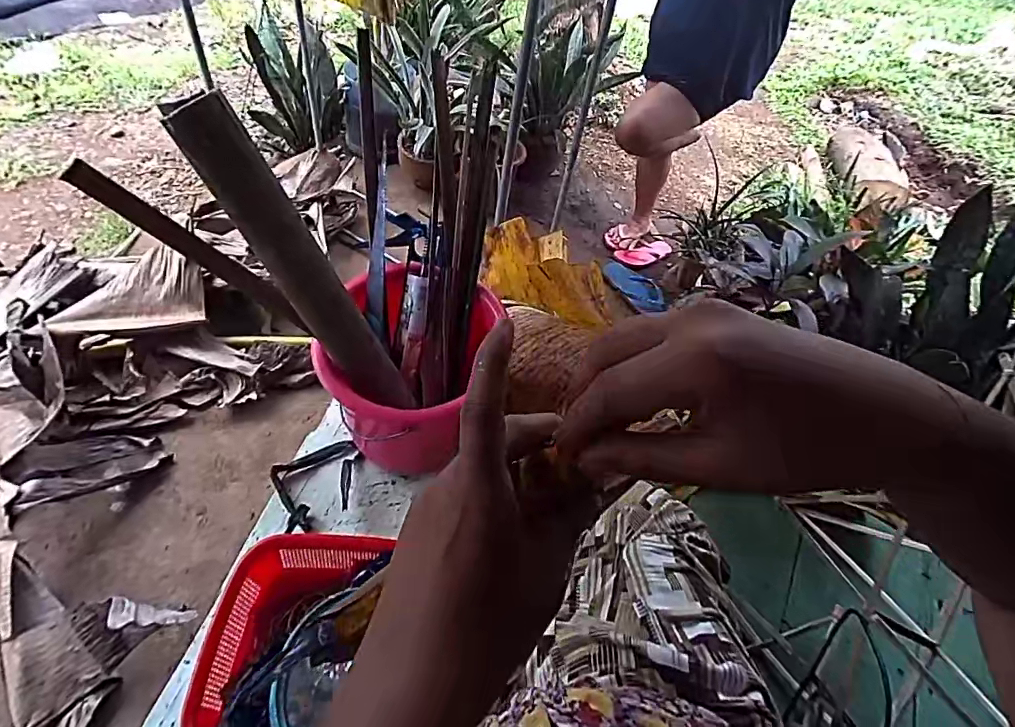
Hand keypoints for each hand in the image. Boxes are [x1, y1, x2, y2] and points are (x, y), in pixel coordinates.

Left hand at [328, 320, 602, 726]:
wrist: (409, 690)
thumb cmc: (486, 627)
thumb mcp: (544, 571)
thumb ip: (571, 518)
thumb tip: (605, 477)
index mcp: (477, 485)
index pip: (484, 407)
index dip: (492, 362)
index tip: (504, 324)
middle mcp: (447, 484)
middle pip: (494, 440)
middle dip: (537, 443)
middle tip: (577, 469)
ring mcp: (429, 507)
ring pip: (481, 470)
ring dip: (518, 477)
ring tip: (552, 515)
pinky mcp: (421, 531)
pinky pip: (464, 495)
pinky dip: (495, 498)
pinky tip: (516, 540)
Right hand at [556, 298, 967, 494]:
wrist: (880, 411)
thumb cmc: (807, 451)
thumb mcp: (723, 467)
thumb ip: (645, 459)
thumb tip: (587, 460)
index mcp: (696, 360)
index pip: (611, 390)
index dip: (580, 424)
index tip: (562, 455)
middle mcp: (689, 318)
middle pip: (606, 350)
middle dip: (582, 393)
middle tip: (576, 437)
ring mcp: (700, 306)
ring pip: (624, 335)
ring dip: (604, 374)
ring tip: (601, 420)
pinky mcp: (711, 308)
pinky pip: (650, 332)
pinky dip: (631, 361)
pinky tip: (635, 394)